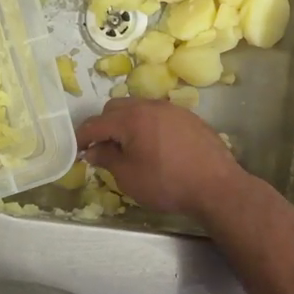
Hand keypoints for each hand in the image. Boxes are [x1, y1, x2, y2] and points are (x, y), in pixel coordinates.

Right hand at [76, 98, 246, 220]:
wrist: (217, 187)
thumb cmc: (167, 183)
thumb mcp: (128, 176)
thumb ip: (107, 158)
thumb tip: (93, 150)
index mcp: (131, 118)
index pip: (96, 123)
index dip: (82, 137)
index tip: (76, 150)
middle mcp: (150, 106)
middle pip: (116, 108)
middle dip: (103, 126)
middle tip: (102, 149)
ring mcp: (172, 110)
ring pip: (138, 108)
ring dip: (126, 124)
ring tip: (128, 148)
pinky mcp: (189, 118)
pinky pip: (158, 115)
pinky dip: (147, 126)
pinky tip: (153, 147)